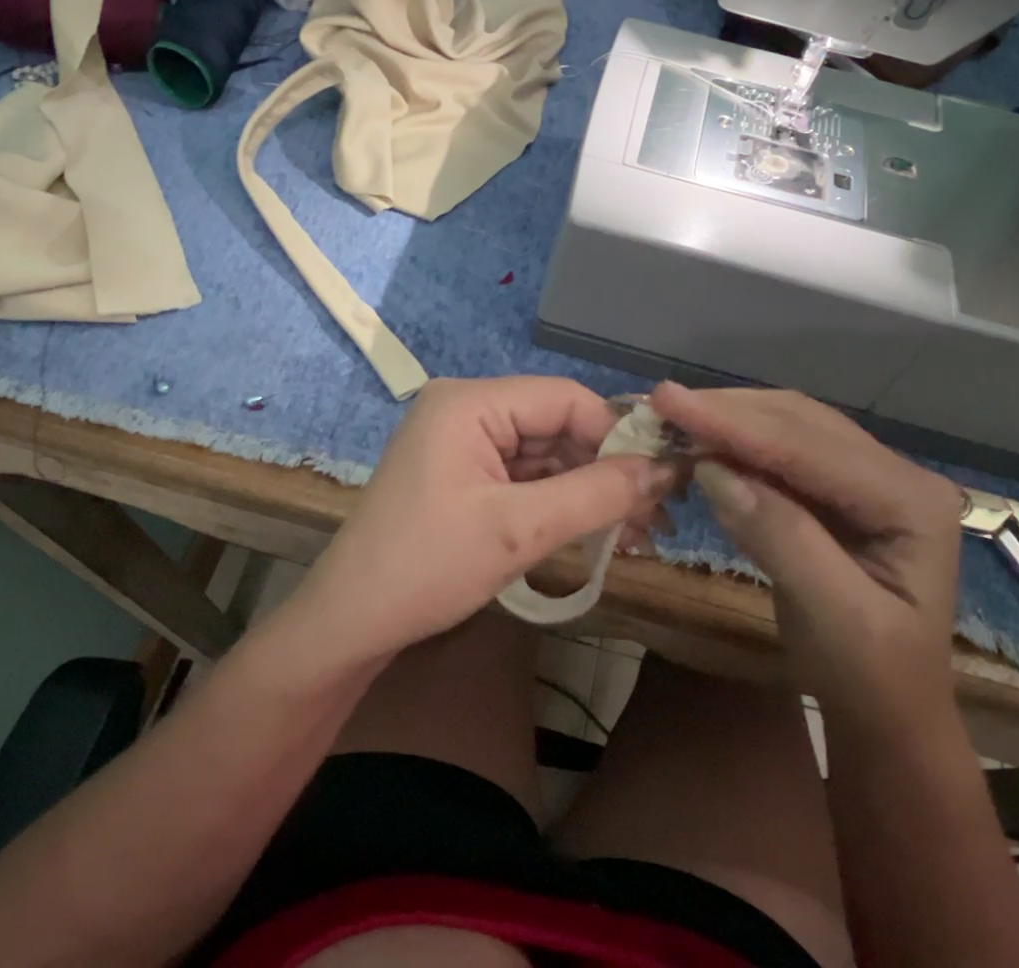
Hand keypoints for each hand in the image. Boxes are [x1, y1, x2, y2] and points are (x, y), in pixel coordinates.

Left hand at [292, 377, 676, 664]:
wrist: (353, 620)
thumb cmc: (428, 567)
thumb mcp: (519, 530)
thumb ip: (596, 494)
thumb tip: (665, 470)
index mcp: (470, 403)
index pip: (566, 399)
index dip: (618, 436)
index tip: (662, 481)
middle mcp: (465, 410)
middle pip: (557, 426)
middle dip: (607, 470)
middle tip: (656, 518)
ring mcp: (461, 445)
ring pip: (545, 456)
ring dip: (588, 492)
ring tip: (636, 535)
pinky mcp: (462, 478)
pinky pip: (524, 479)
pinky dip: (559, 504)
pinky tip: (596, 532)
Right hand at [650, 382, 963, 714]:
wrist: (887, 711)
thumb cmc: (868, 674)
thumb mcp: (831, 615)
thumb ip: (781, 537)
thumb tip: (714, 471)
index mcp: (911, 500)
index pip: (811, 448)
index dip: (736, 424)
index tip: (668, 401)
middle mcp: (896, 476)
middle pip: (802, 424)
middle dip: (729, 412)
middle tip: (659, 404)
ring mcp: (868, 483)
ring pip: (791, 431)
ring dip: (731, 423)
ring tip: (672, 417)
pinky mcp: (839, 497)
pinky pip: (782, 458)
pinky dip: (738, 449)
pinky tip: (703, 445)